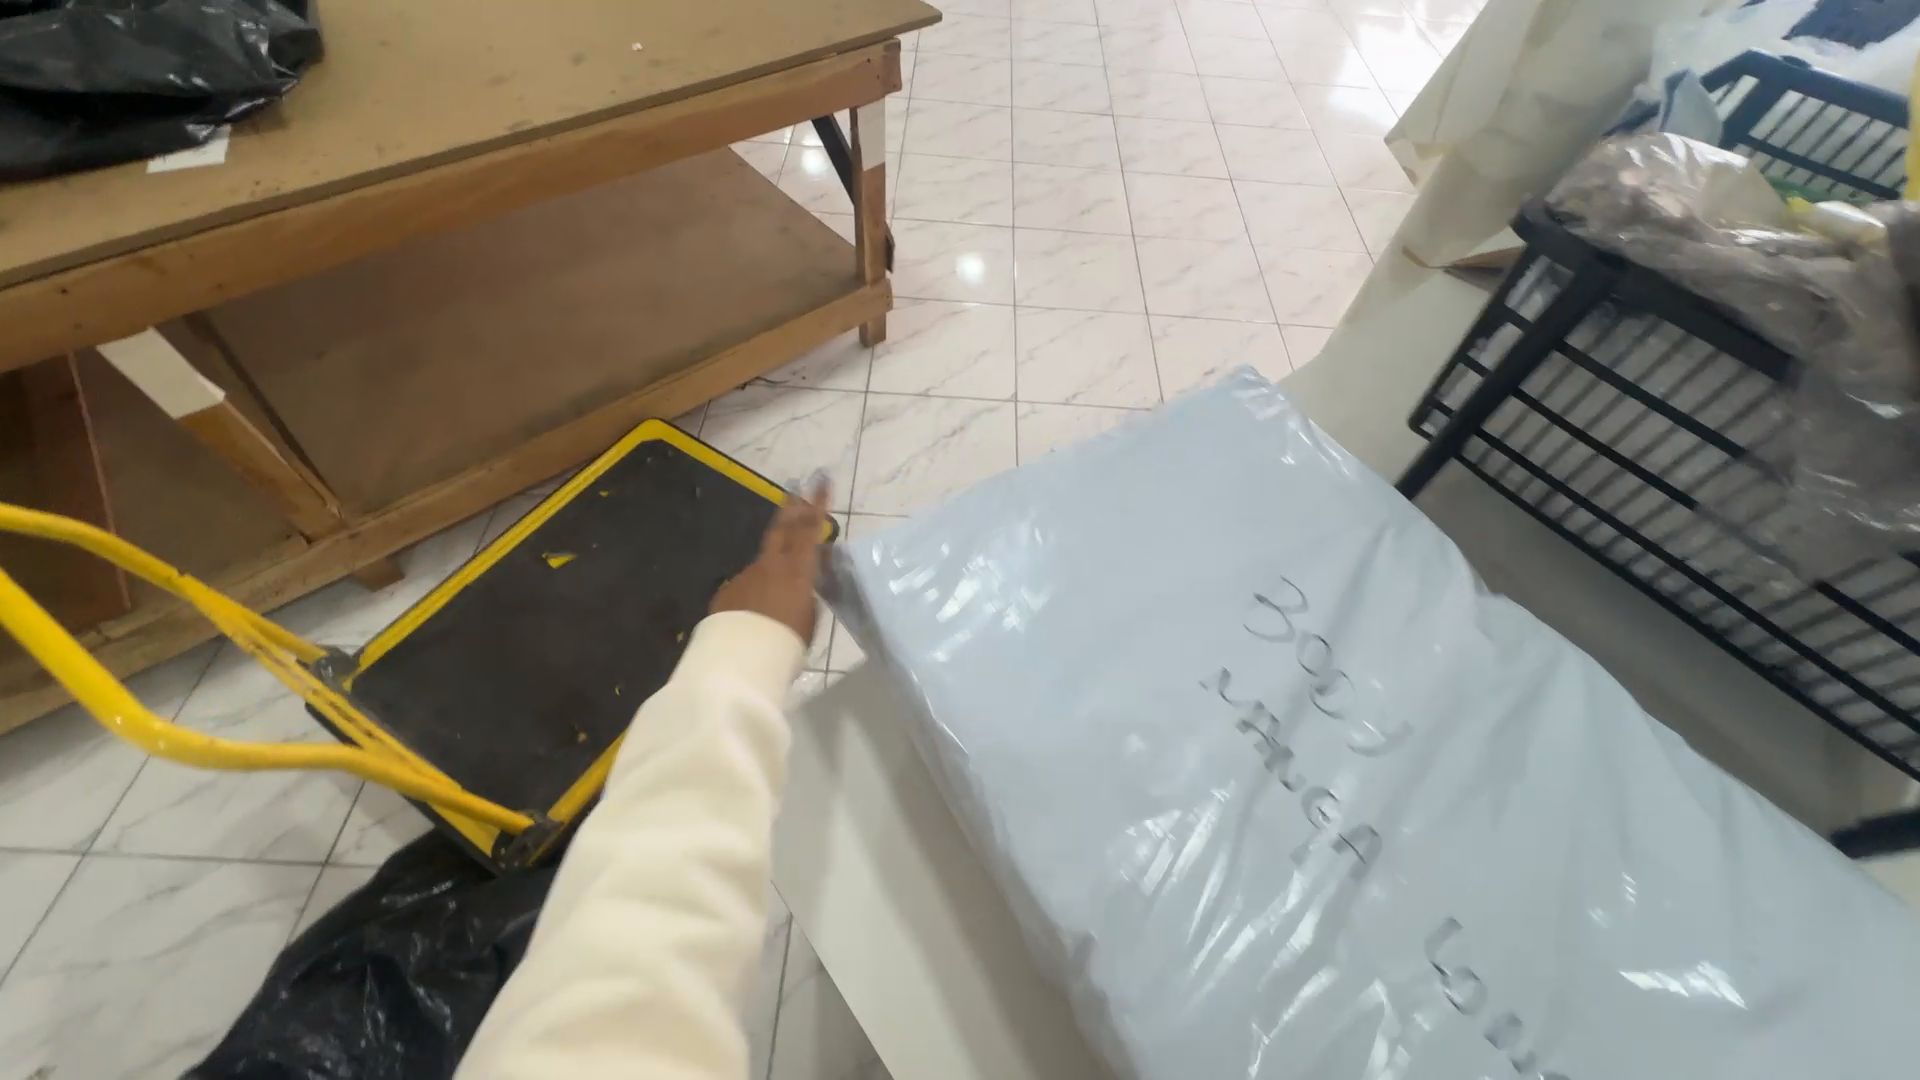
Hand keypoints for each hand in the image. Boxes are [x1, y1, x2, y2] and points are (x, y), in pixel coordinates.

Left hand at [710, 479, 831, 644]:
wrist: (739, 659)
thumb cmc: (785, 643)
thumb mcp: (809, 621)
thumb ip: (807, 599)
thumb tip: (802, 590)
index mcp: (797, 570)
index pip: (810, 530)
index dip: (817, 505)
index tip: (821, 482)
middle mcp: (770, 565)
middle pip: (782, 529)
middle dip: (792, 508)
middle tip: (796, 490)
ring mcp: (745, 576)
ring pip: (764, 561)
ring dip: (775, 562)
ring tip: (782, 579)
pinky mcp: (727, 592)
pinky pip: (747, 585)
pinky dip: (756, 591)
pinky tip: (758, 610)